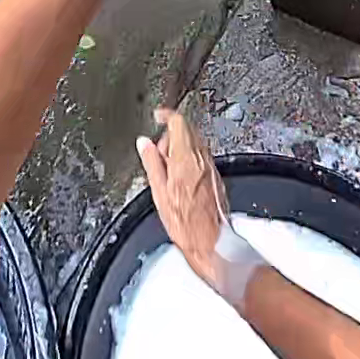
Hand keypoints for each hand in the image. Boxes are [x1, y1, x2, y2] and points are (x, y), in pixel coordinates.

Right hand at [136, 108, 264, 307]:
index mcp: (186, 158)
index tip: (158, 116)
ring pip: (194, 143)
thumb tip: (144, 144)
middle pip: (187, 130)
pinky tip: (180, 179)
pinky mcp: (215, 176)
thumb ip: (152, 163)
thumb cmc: (185, 224)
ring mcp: (211, 166)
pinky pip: (200, 157)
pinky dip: (189, 159)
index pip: (178, 122)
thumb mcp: (159, 193)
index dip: (166, 115)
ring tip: (168, 170)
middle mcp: (202, 158)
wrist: (212, 244)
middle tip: (158, 153)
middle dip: (170, 136)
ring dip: (180, 147)